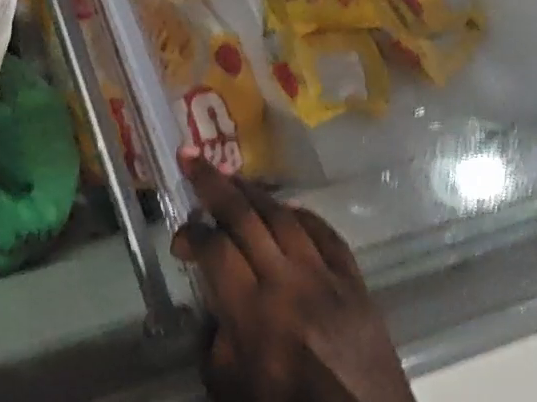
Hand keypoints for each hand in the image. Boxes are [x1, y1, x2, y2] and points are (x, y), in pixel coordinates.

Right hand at [171, 150, 414, 401]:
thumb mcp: (229, 383)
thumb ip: (213, 338)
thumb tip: (209, 306)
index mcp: (253, 310)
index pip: (215, 247)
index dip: (191, 233)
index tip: (180, 240)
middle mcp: (288, 283)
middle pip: (245, 217)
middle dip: (212, 183)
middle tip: (190, 157)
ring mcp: (326, 279)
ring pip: (284, 217)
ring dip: (253, 192)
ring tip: (231, 177)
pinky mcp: (356, 285)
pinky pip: (327, 235)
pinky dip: (303, 216)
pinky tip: (285, 209)